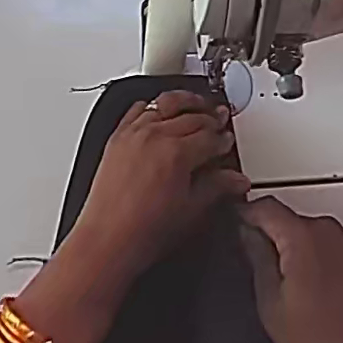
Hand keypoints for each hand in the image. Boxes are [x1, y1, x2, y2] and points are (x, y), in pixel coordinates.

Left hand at [17, 89, 248, 342]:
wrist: (107, 241)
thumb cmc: (143, 232)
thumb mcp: (190, 211)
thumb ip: (216, 187)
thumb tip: (235, 179)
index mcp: (177, 153)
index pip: (210, 136)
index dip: (222, 138)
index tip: (226, 141)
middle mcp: (155, 135)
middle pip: (191, 116)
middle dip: (210, 117)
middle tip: (219, 119)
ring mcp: (134, 133)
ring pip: (165, 104)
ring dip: (184, 102)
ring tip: (195, 103)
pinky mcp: (117, 136)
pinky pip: (137, 109)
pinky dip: (152, 105)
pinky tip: (158, 109)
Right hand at [239, 197, 342, 342]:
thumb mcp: (269, 302)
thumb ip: (255, 257)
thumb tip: (245, 232)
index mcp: (304, 235)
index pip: (264, 205)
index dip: (241, 214)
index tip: (225, 224)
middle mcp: (324, 230)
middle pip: (280, 215)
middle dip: (260, 230)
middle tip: (240, 254)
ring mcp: (337, 243)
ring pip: (294, 228)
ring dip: (277, 242)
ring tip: (262, 274)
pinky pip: (308, 240)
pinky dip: (294, 252)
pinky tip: (285, 282)